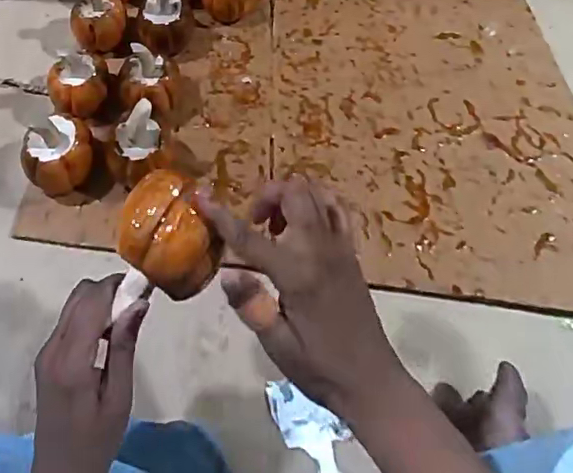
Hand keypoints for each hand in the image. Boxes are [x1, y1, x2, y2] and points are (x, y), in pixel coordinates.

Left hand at [32, 274, 149, 472]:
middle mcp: (52, 348)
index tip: (142, 287)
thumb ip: (124, 348)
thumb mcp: (118, 399)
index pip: (92, 301)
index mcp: (71, 361)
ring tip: (122, 321)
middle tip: (134, 305)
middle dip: (108, 290)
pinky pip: (68, 320)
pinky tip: (105, 336)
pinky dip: (88, 315)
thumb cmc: (95, 442)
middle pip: (80, 295)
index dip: (117, 286)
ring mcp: (45, 351)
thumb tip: (139, 303)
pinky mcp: (45, 356)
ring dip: (98, 301)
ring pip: (72, 304)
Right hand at [195, 177, 409, 421]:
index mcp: (297, 273)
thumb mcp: (278, 346)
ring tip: (277, 225)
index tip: (201, 196)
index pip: (251, 237)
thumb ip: (252, 306)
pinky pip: (335, 206)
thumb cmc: (320, 367)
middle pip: (292, 192)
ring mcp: (340, 244)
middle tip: (255, 223)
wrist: (371, 380)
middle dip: (266, 196)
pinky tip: (303, 224)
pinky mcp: (351, 249)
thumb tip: (227, 274)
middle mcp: (320, 248)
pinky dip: (315, 202)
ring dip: (290, 197)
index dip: (222, 215)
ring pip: (315, 191)